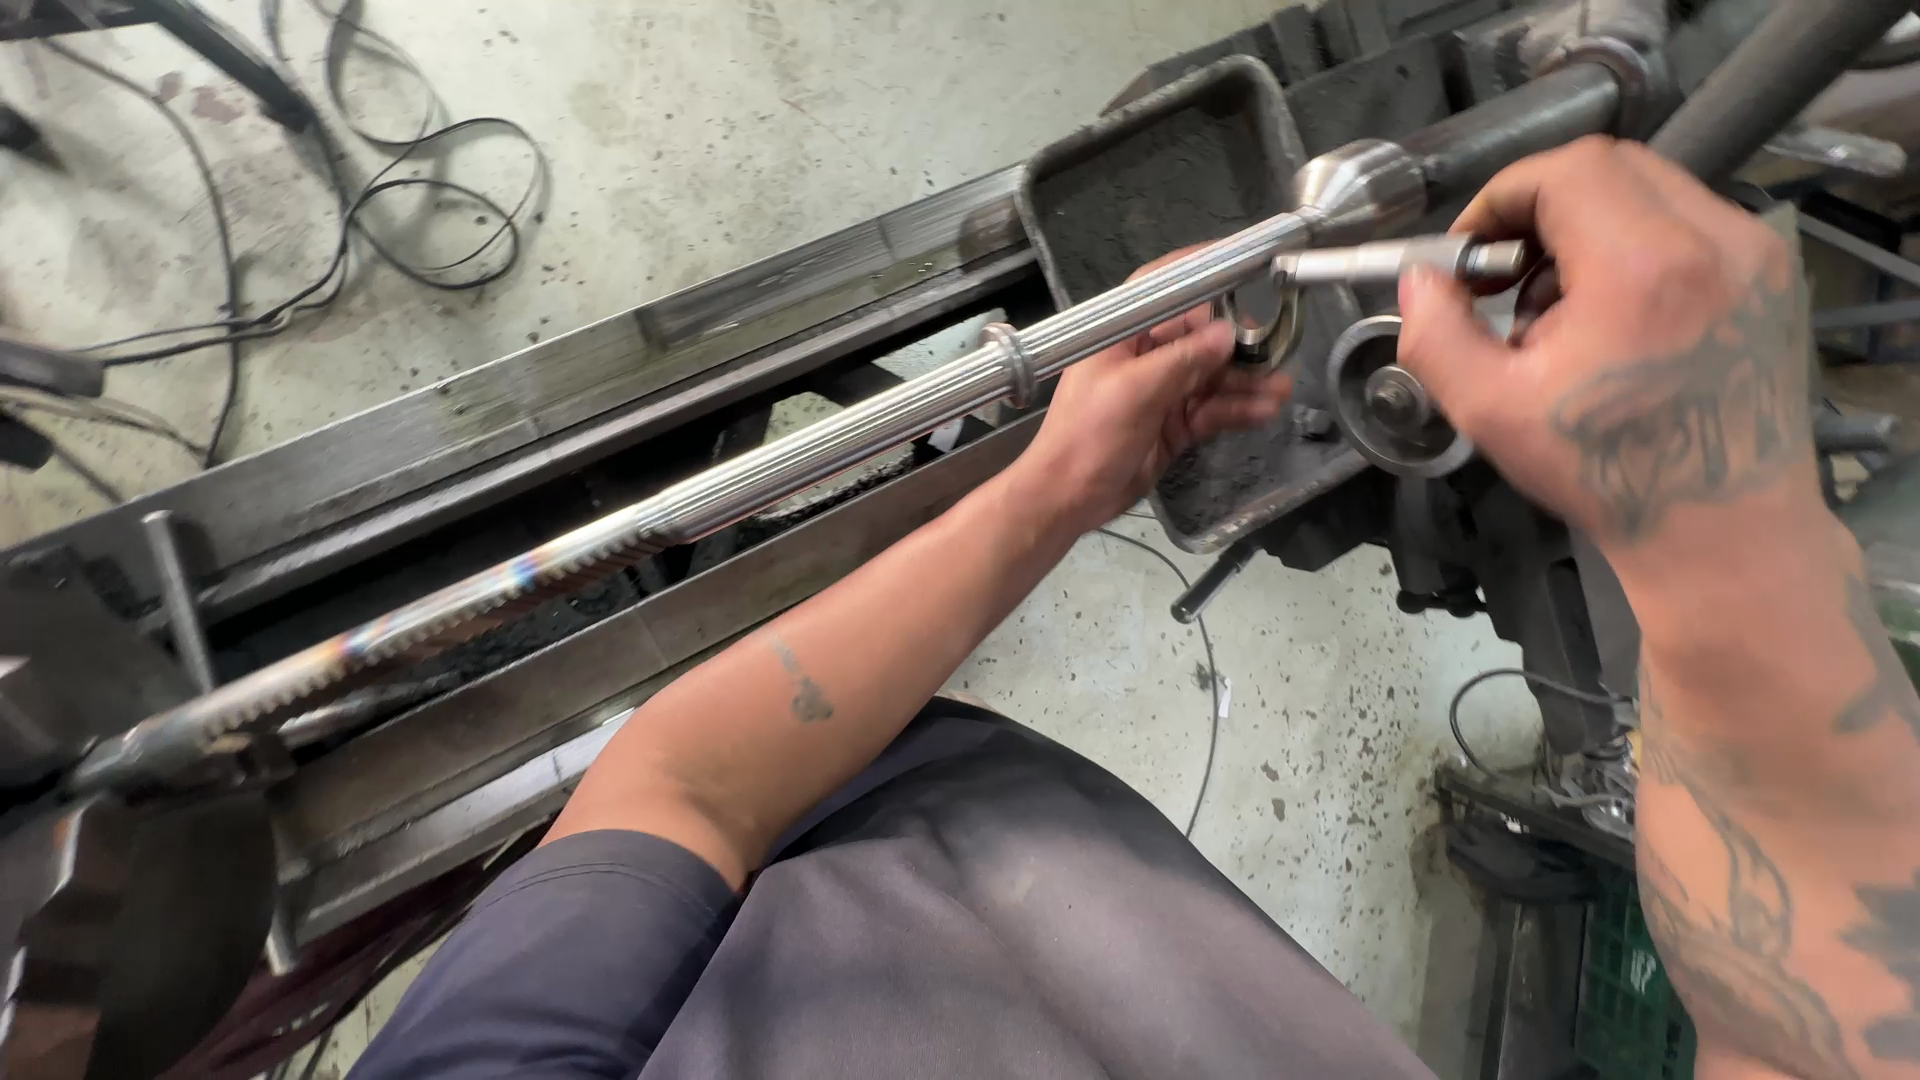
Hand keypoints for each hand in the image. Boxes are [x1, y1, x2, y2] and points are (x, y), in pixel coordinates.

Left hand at [1007, 251, 1293, 538]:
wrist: (1067, 499)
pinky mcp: (1174, 425)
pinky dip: (1238, 409)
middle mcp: (1143, 357)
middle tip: (1275, 346)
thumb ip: (1181, 360)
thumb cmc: (1087, 437)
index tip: (1246, 265)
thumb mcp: (1132, 392)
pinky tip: (1265, 410)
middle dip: (1237, 340)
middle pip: (1199, 335)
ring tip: (1282, 386)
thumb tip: (1228, 333)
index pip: (1164, 289)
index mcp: (1120, 336)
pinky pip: (1212, 409)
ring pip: (1212, 376)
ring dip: (1246, 380)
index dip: (1201, 272)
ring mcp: (1161, 392)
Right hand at [1394, 136, 1824, 583]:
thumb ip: (1435, 335)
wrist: (1712, 519)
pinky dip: (1622, 249)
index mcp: (1642, 267)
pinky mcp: (1766, 276)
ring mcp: (1753, 254)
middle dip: (1533, 210)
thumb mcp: (1484, 408)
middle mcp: (1715, 240)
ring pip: (1647, 192)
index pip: (1567, 171)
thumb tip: (1418, 281)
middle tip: (1497, 276)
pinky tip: (1597, 317)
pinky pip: (1682, 224)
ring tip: (1546, 308)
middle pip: (1609, 167)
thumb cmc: (1596, 466)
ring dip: (1576, 231)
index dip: (1498, 198)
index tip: (1467, 254)